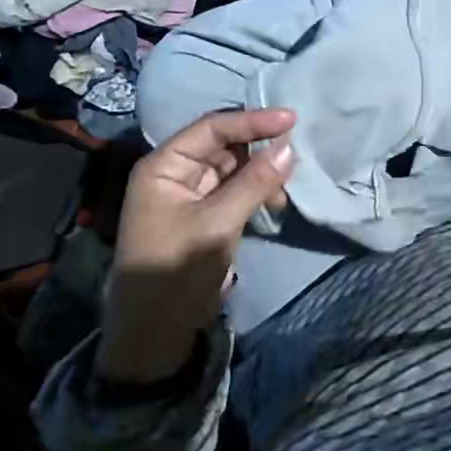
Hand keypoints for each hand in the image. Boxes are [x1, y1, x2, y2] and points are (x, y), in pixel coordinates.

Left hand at [95, 108, 296, 383]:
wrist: (156, 331)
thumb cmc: (176, 270)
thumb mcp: (218, 224)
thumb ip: (254, 183)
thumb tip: (290, 148)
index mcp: (164, 167)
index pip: (212, 128)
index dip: (253, 121)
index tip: (292, 119)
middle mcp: (175, 173)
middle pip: (224, 145)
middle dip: (260, 149)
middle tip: (294, 156)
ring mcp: (190, 194)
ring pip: (234, 168)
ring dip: (261, 173)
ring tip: (284, 191)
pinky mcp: (205, 214)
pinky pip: (236, 190)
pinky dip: (257, 192)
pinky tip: (274, 205)